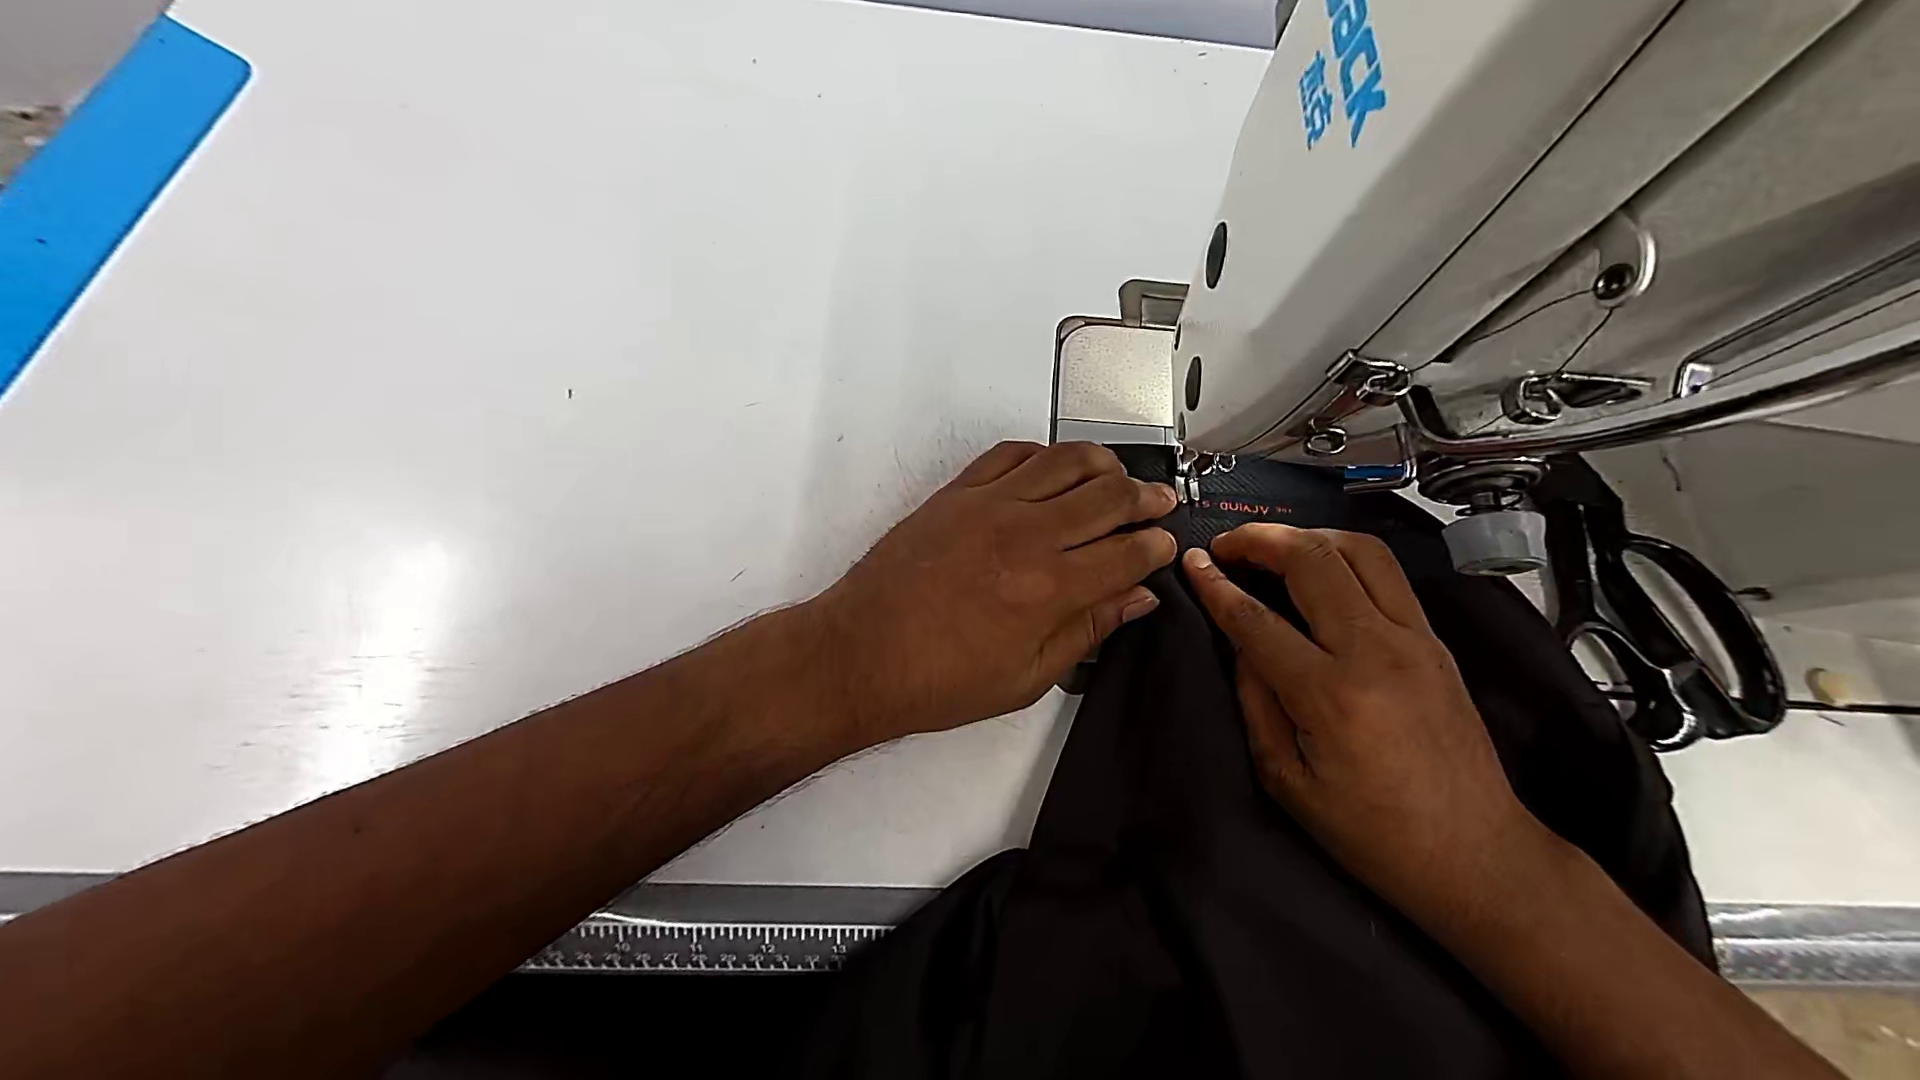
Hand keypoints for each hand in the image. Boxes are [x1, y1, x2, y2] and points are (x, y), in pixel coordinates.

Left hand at [815, 441, 1177, 744]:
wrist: (862, 654)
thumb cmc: (937, 678)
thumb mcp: (1027, 677)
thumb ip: (1087, 631)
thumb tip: (1134, 600)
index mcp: (1050, 589)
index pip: (1128, 552)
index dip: (1156, 546)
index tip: (1164, 545)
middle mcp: (1025, 536)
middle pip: (1108, 495)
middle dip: (1145, 497)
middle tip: (1157, 502)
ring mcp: (988, 506)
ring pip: (1066, 460)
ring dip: (1103, 463)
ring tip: (1117, 475)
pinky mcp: (955, 493)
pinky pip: (1009, 454)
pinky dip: (1041, 453)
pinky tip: (1051, 467)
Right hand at [1182, 525, 1544, 922]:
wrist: (1477, 855)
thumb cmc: (1371, 832)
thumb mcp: (1285, 778)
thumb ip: (1255, 699)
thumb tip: (1239, 642)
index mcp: (1330, 695)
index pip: (1256, 618)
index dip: (1215, 586)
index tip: (1192, 563)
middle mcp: (1377, 652)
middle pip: (1312, 561)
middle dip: (1259, 540)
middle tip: (1226, 545)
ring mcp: (1416, 640)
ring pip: (1359, 550)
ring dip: (1305, 536)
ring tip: (1270, 546)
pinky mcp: (1436, 641)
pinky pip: (1386, 573)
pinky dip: (1342, 554)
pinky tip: (1317, 567)